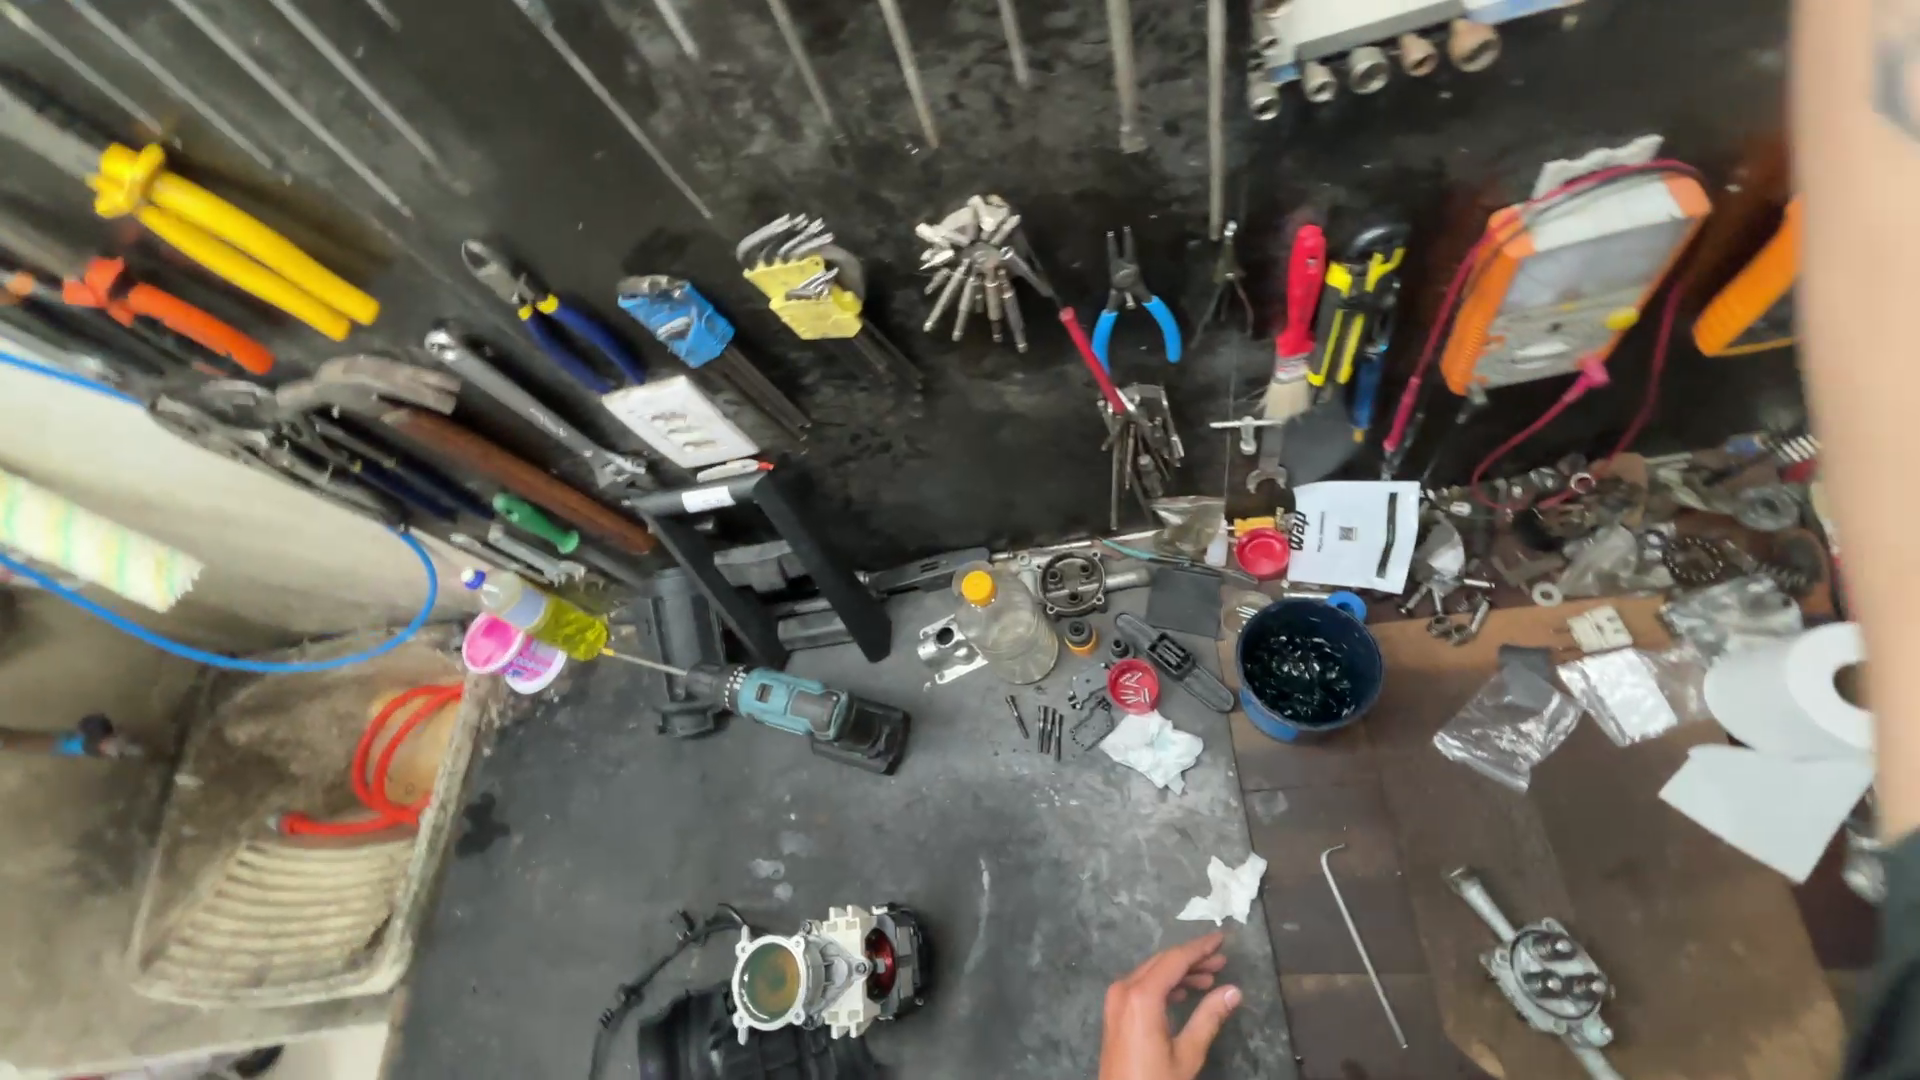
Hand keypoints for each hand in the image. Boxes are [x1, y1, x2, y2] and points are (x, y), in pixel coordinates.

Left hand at [1097, 931, 1242, 1079]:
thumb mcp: (1187, 1055)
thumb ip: (1209, 1018)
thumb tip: (1233, 991)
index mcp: (1141, 995)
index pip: (1174, 960)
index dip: (1199, 948)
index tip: (1221, 939)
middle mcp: (1124, 988)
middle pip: (1162, 962)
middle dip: (1192, 959)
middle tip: (1221, 961)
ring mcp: (1116, 998)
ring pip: (1152, 972)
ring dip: (1180, 972)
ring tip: (1210, 978)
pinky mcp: (1115, 1010)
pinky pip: (1142, 985)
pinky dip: (1164, 984)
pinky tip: (1185, 991)